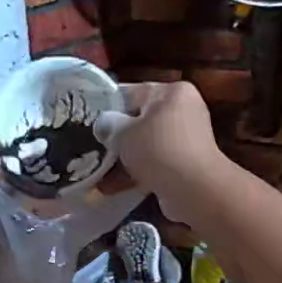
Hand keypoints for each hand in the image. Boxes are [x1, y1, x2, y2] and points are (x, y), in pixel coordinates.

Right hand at [97, 81, 228, 219]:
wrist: (193, 190)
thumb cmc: (158, 150)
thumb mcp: (123, 132)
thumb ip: (109, 125)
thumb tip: (105, 126)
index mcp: (172, 92)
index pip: (131, 93)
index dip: (106, 107)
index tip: (88, 122)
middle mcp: (183, 111)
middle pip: (140, 121)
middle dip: (117, 139)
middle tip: (93, 149)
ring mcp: (187, 140)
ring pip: (146, 146)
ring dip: (124, 160)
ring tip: (99, 174)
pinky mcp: (186, 166)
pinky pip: (155, 164)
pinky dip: (137, 174)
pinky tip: (113, 188)